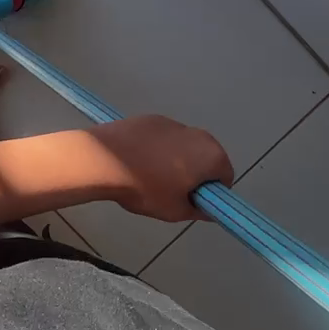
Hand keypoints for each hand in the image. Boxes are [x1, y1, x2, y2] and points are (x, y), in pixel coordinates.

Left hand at [86, 115, 232, 222]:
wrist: (103, 159)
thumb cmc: (145, 188)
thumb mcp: (174, 210)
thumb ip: (198, 211)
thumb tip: (209, 210)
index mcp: (212, 156)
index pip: (225, 177)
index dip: (211, 193)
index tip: (192, 201)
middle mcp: (199, 134)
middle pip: (206, 158)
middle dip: (195, 174)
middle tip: (171, 190)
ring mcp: (174, 123)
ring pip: (184, 146)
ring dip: (176, 159)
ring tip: (149, 175)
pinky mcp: (151, 118)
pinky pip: (163, 138)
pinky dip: (157, 148)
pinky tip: (137, 159)